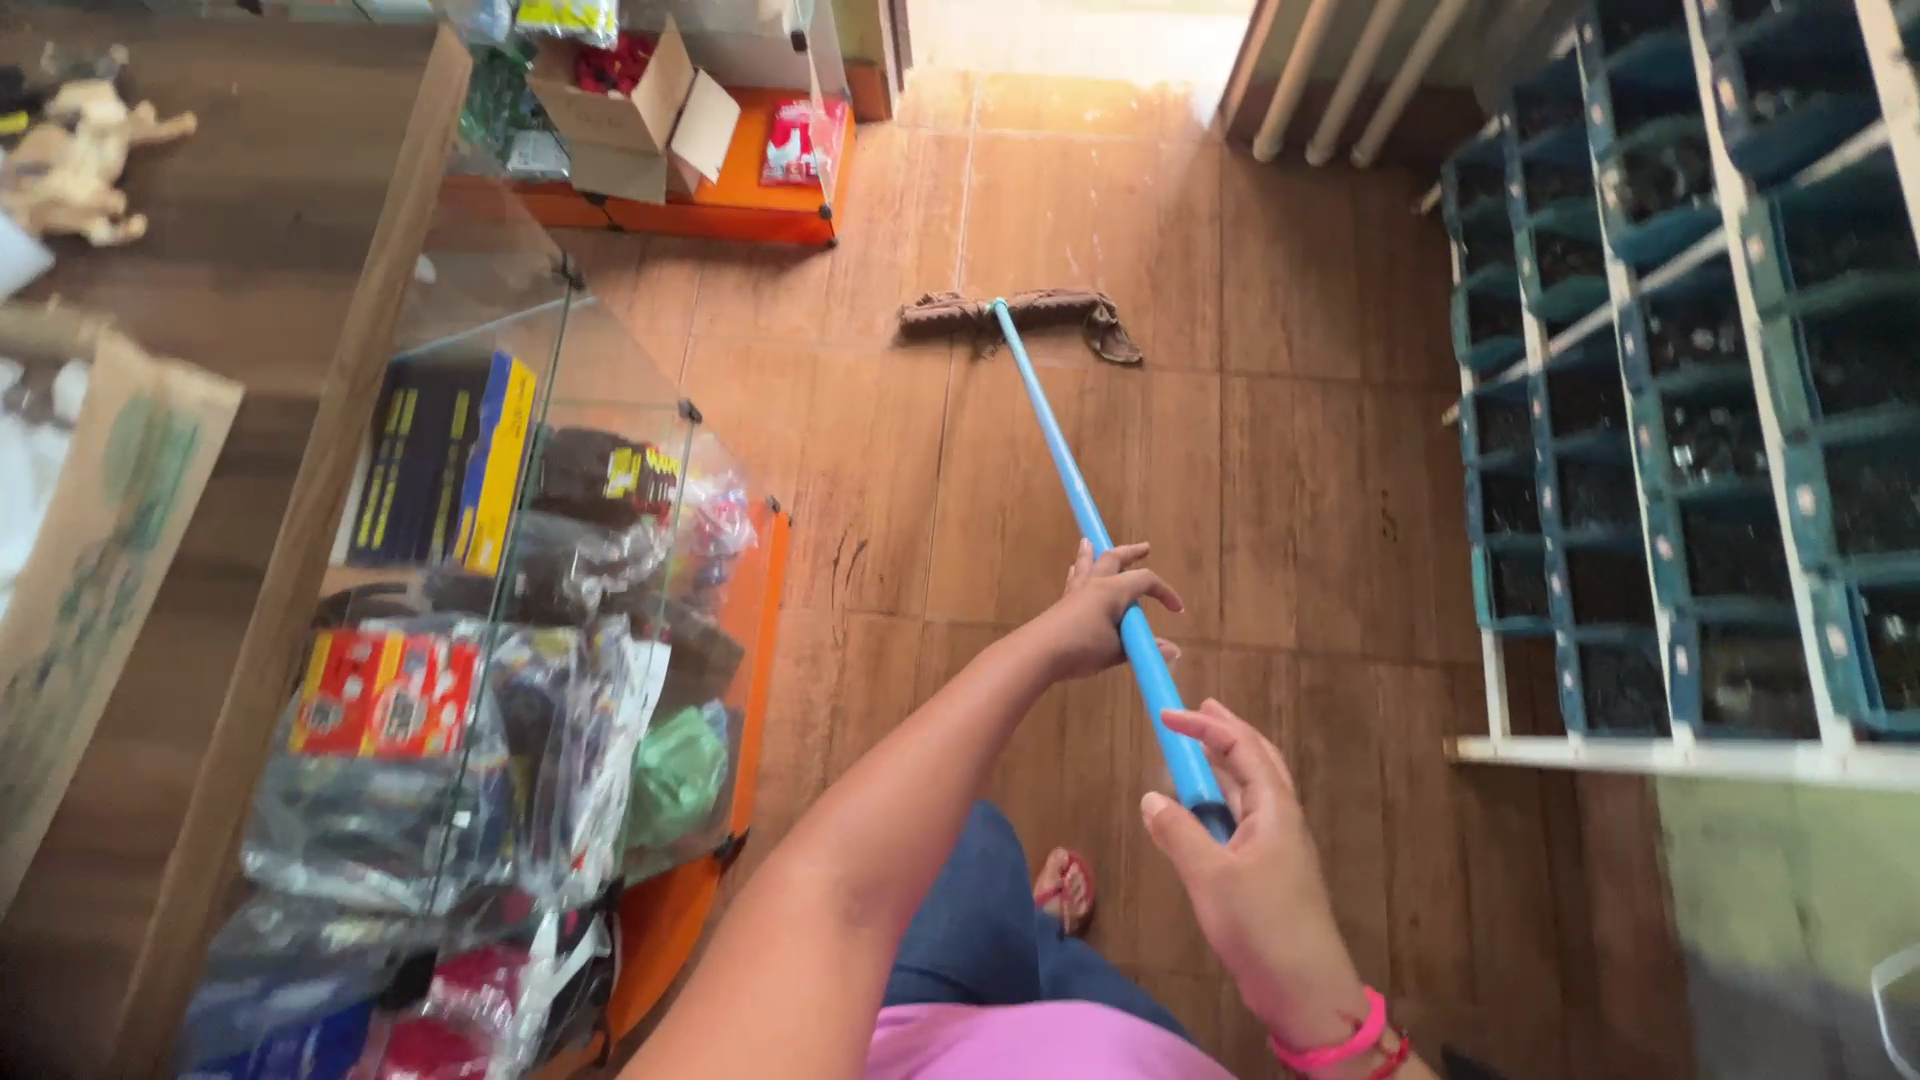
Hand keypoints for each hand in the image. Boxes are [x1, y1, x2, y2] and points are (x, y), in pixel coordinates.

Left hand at [1023, 539, 1182, 681]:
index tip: (1176, 609)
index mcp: (1113, 591)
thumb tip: (1173, 651)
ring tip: (1089, 542)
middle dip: (1130, 552)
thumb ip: (1141, 647)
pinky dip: (1079, 571)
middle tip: (1144, 548)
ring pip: (1087, 564)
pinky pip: (1074, 579)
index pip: (1145, 580)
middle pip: (1113, 558)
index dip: (1164, 592)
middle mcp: (1095, 584)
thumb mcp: (1117, 651)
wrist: (1038, 652)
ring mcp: (1076, 592)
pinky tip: (1075, 571)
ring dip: (1093, 552)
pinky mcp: (1062, 603)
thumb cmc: (1082, 648)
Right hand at [1139, 700, 1368, 1054]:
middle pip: (1258, 758)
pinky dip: (1222, 798)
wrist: (1306, 992)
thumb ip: (1177, 832)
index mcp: (1274, 809)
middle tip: (1199, 708)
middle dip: (1228, 730)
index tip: (1166, 714)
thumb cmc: (1261, 926)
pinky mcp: (1270, 870)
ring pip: (1253, 788)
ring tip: (1197, 747)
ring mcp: (1279, 845)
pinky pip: (1244, 817)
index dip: (1204, 725)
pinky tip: (1202, 808)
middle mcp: (1281, 818)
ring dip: (1226, 762)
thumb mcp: (1209, 876)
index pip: (1241, 747)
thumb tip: (1151, 798)